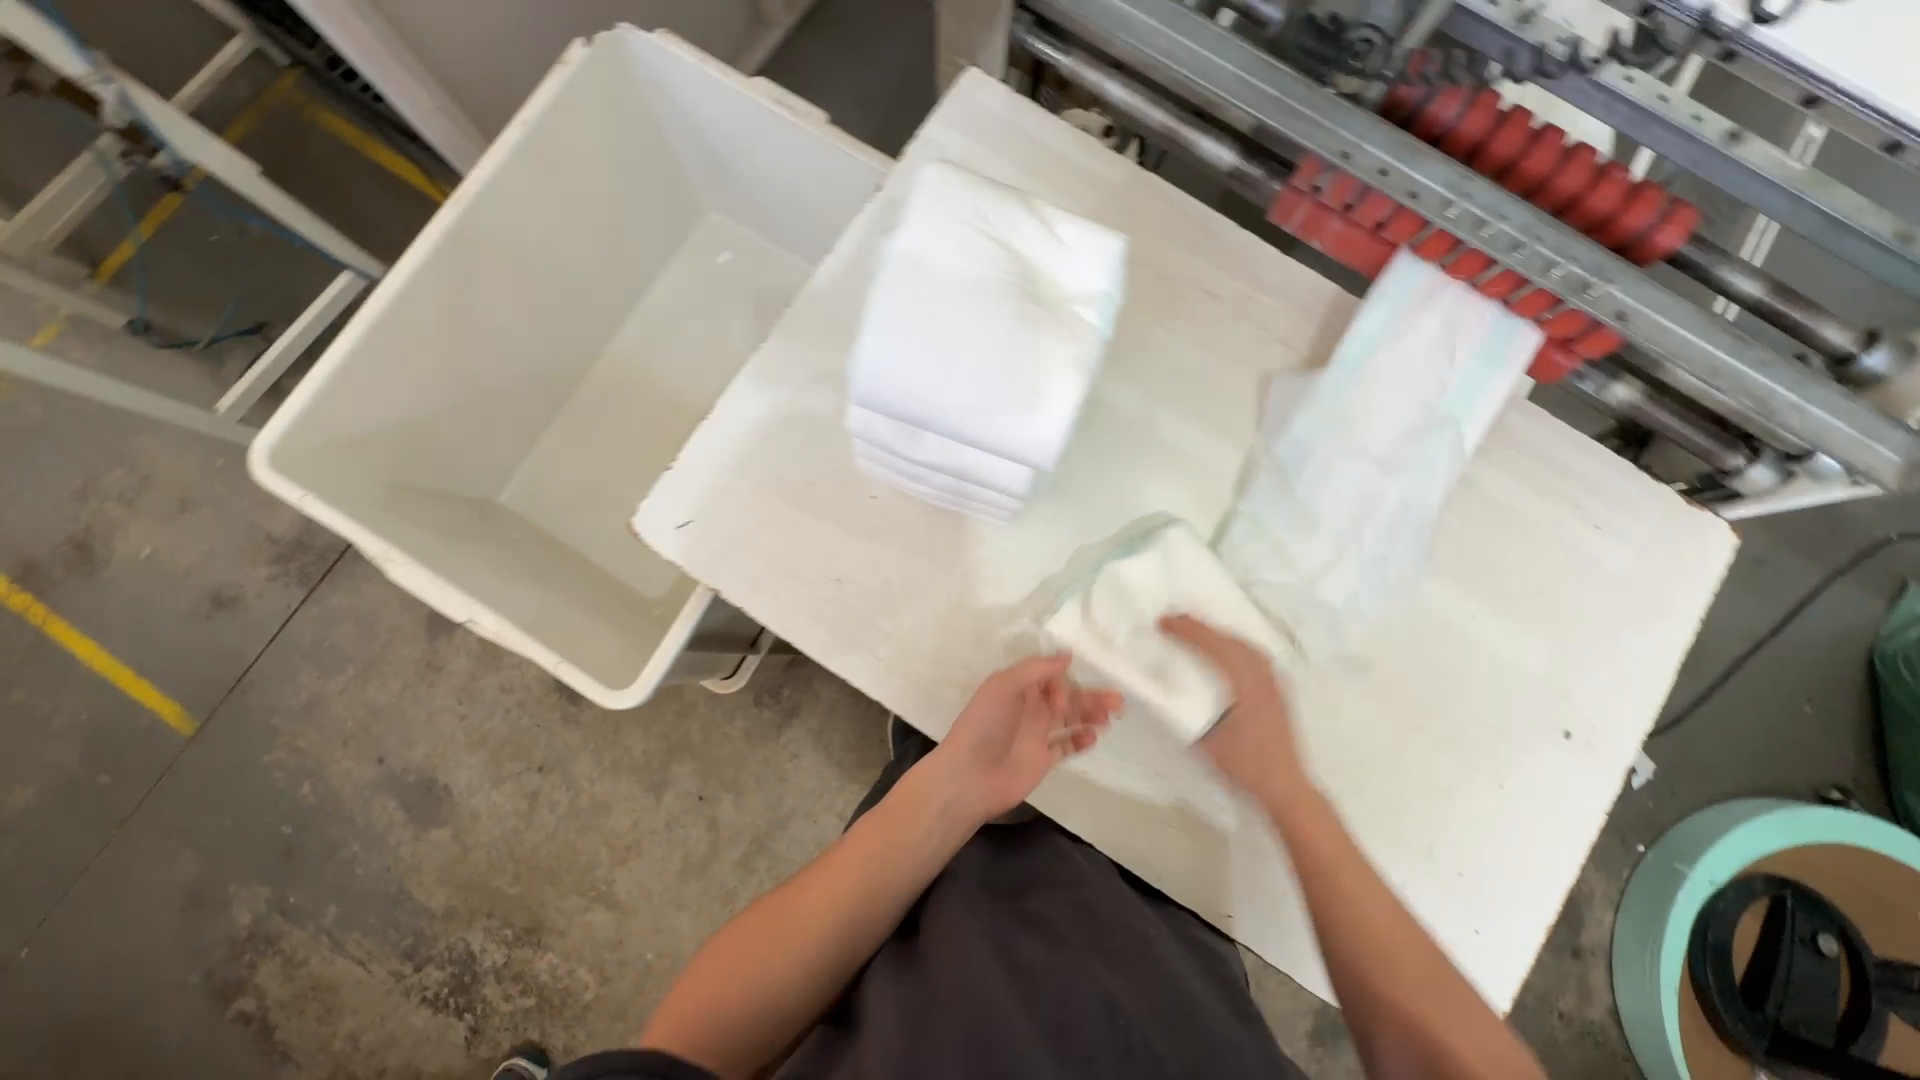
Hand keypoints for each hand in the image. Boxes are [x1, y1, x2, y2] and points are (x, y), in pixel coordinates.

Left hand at [931, 653, 1120, 823]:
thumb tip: (1068, 655)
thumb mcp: (1005, 685)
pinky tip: (1094, 737)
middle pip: (1066, 697)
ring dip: (1091, 715)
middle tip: (1118, 699)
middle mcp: (1029, 708)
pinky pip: (1066, 746)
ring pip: (1070, 720)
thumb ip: (1037, 669)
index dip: (1063, 683)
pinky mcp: (1042, 760)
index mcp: (1018, 688)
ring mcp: (1036, 735)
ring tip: (1111, 716)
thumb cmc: (985, 725)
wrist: (970, 776)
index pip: (1051, 676)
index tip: (1063, 698)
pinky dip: (1081, 740)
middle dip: (1091, 695)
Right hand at [1159, 614, 1305, 802]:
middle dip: (1203, 627)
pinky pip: (1255, 656)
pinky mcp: (1279, 692)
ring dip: (1220, 635)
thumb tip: (1163, 694)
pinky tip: (1224, 653)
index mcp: (1249, 685)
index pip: (1216, 646)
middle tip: (1175, 620)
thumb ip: (1187, 716)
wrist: (1287, 788)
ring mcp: (1276, 684)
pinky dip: (1234, 647)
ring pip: (1247, 646)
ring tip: (1196, 632)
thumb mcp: (1208, 742)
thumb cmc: (1246, 767)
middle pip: (1233, 640)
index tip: (1164, 622)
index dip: (1189, 631)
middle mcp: (1266, 677)